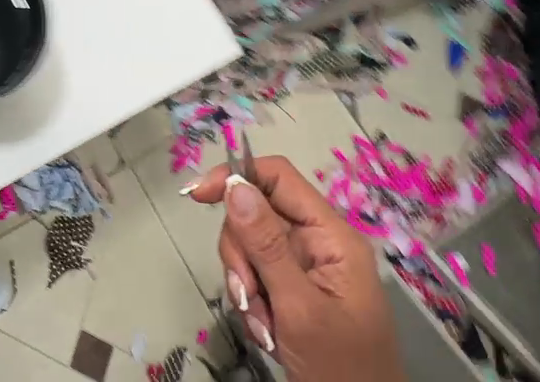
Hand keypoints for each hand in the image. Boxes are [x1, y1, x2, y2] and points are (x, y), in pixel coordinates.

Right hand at [188, 157, 403, 381]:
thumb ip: (266, 245)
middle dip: (241, 254)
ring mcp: (305, 266)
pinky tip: (267, 331)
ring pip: (249, 246)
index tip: (199, 196)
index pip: (277, 178)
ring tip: (263, 324)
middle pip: (255, 214)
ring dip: (245, 285)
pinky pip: (255, 275)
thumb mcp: (299, 307)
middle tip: (248, 295)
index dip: (236, 176)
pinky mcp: (294, 289)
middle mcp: (318, 242)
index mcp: (331, 236)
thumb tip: (235, 184)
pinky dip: (251, 301)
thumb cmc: (340, 367)